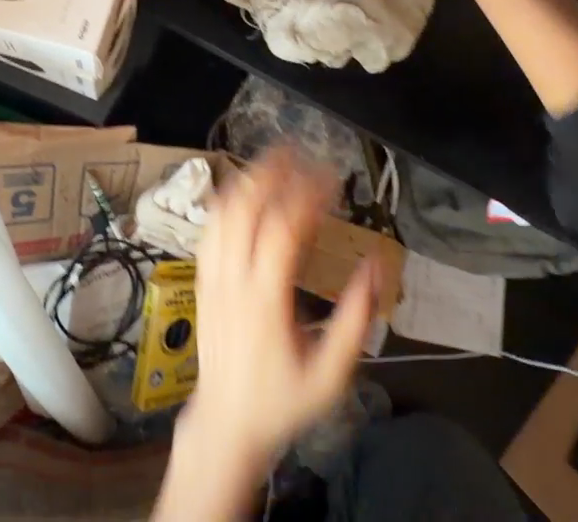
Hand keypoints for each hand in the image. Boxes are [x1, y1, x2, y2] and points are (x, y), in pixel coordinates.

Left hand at [189, 151, 375, 457]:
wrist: (226, 425)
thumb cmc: (283, 399)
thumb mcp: (331, 374)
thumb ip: (356, 320)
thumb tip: (376, 267)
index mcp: (265, 301)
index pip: (282, 230)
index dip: (307, 195)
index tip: (332, 178)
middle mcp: (232, 283)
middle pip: (244, 210)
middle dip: (272, 173)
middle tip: (301, 152)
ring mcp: (210, 281)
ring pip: (220, 215)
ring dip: (247, 182)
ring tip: (274, 160)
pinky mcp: (201, 284)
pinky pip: (208, 232)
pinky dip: (226, 203)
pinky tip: (243, 191)